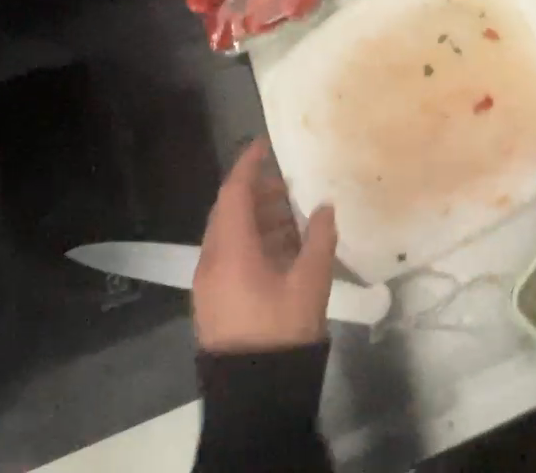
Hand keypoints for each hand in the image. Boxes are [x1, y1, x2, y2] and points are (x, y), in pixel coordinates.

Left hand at [192, 138, 338, 352]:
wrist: (254, 392)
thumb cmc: (282, 330)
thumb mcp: (310, 282)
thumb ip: (320, 238)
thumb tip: (326, 206)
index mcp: (230, 250)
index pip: (234, 193)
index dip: (249, 165)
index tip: (265, 143)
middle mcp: (212, 261)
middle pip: (230, 212)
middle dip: (258, 192)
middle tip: (290, 182)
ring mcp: (210, 283)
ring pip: (231, 234)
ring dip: (259, 218)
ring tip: (294, 213)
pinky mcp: (216, 300)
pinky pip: (231, 255)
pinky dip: (254, 240)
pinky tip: (284, 246)